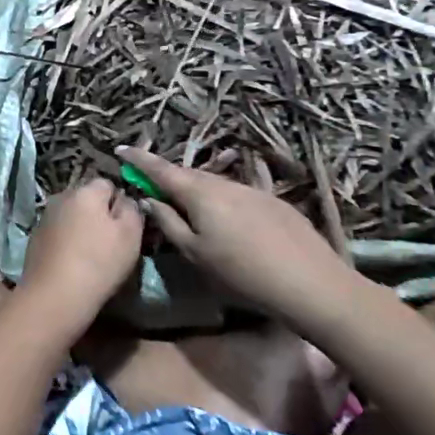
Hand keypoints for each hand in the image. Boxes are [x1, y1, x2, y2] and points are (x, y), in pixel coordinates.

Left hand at [20, 178, 144, 324]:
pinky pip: (58, 229)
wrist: (55, 292)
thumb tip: (126, 200)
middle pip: (87, 197)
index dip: (119, 201)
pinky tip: (73, 258)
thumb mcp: (130, 234)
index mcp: (85, 191)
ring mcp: (45, 215)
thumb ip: (132, 210)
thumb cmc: (100, 261)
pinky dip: (67, 238)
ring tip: (92, 252)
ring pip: (71, 213)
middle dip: (99, 212)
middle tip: (111, 239)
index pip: (107, 183)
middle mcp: (61, 196)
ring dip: (81, 225)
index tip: (126, 224)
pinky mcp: (35, 235)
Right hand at [116, 146, 364, 330]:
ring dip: (195, 188)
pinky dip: (220, 198)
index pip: (161, 169)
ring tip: (187, 205)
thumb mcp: (195, 253)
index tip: (121, 150)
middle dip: (167, 176)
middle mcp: (224, 184)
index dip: (139, 159)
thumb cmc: (243, 273)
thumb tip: (152, 200)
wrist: (312, 284)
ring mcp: (253, 190)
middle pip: (188, 174)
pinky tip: (226, 219)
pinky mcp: (275, 202)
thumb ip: (168, 222)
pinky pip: (236, 193)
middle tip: (150, 183)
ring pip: (214, 183)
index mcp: (199, 194)